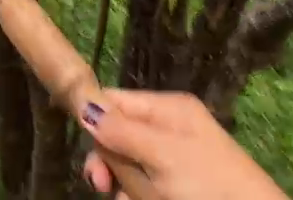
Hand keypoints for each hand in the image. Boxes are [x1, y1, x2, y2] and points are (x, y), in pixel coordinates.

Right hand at [80, 89, 287, 199]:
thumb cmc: (210, 187)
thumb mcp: (162, 156)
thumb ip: (121, 132)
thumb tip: (82, 103)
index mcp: (168, 110)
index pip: (115, 101)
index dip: (94, 122)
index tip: (89, 155)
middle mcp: (169, 131)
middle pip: (118, 137)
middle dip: (110, 163)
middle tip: (103, 187)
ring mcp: (176, 164)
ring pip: (130, 170)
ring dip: (126, 187)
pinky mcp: (179, 191)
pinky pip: (146, 189)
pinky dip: (140, 198)